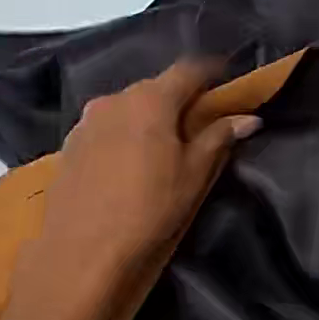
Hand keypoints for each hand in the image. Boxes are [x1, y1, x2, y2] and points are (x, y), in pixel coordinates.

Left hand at [7, 61, 258, 319]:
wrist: (82, 250)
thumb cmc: (150, 208)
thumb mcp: (195, 173)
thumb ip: (220, 137)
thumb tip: (249, 118)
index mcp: (150, 100)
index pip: (188, 70)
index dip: (212, 71)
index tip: (228, 77)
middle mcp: (114, 100)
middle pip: (156, 88)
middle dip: (181, 98)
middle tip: (202, 120)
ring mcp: (86, 121)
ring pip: (129, 108)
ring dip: (151, 117)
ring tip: (165, 145)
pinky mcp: (70, 145)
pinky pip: (108, 127)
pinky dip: (127, 134)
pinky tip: (132, 162)